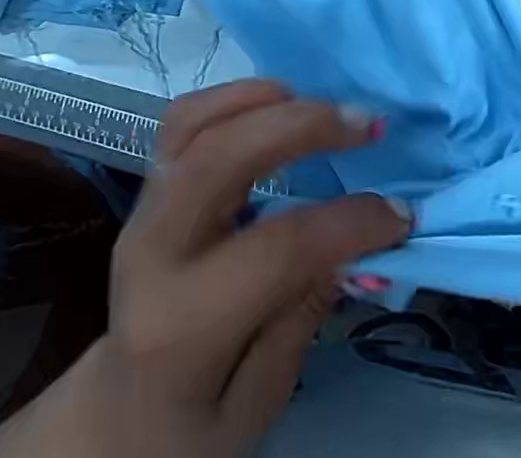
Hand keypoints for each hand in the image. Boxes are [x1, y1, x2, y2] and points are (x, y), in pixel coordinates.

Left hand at [0, 81, 411, 457]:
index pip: (277, 249)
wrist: (120, 411)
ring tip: (324, 106)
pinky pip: (184, 122)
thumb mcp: (260, 398)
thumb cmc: (195, 420)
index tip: (400, 214)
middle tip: (365, 124)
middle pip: (219, 158)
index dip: (349, 223)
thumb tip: (359, 238)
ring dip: (264, 100)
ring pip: (192, 124)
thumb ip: (304, 312)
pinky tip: (280, 105)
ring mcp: (142, 209)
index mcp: (181, 323)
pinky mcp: (149, 188)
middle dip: (301, 127)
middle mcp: (152, 250)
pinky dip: (235, 99)